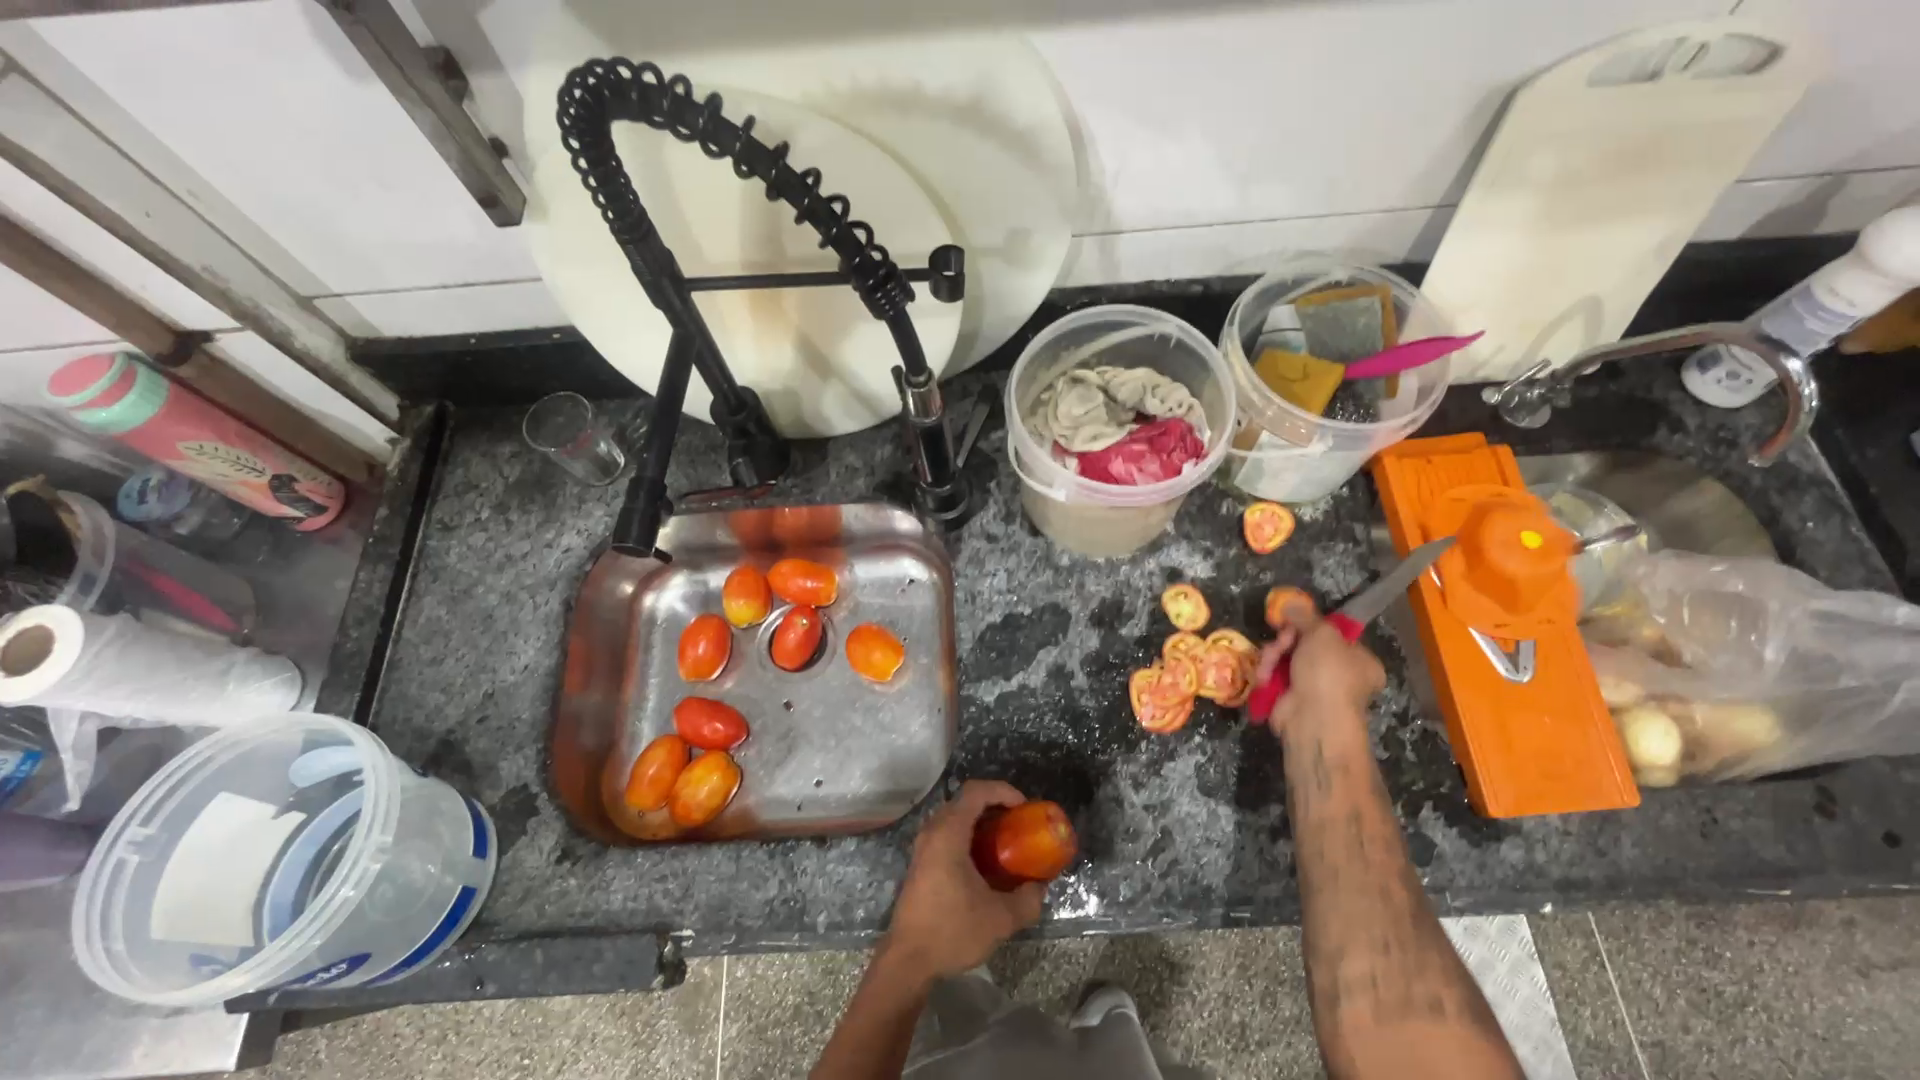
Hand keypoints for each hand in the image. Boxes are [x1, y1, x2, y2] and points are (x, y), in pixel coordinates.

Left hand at [883, 780, 1045, 978]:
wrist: (908, 960)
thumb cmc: (952, 931)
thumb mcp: (1001, 919)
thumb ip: (1028, 900)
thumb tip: (1039, 886)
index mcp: (948, 834)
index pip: (975, 791)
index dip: (1002, 791)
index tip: (1024, 808)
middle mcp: (932, 833)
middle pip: (964, 802)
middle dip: (994, 806)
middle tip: (1018, 824)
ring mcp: (922, 849)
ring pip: (954, 819)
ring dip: (980, 823)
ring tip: (1005, 843)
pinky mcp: (920, 865)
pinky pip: (946, 836)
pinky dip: (968, 838)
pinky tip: (984, 865)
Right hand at [1253, 598, 1383, 738]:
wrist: (1312, 719)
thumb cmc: (1329, 673)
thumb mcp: (1322, 634)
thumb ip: (1306, 616)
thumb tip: (1290, 603)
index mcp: (1361, 662)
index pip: (1334, 636)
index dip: (1311, 626)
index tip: (1293, 620)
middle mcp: (1341, 677)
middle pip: (1306, 646)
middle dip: (1287, 642)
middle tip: (1281, 642)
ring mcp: (1315, 691)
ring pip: (1287, 661)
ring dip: (1273, 657)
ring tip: (1270, 662)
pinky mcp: (1291, 701)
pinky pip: (1276, 679)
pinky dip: (1267, 675)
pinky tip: (1265, 676)